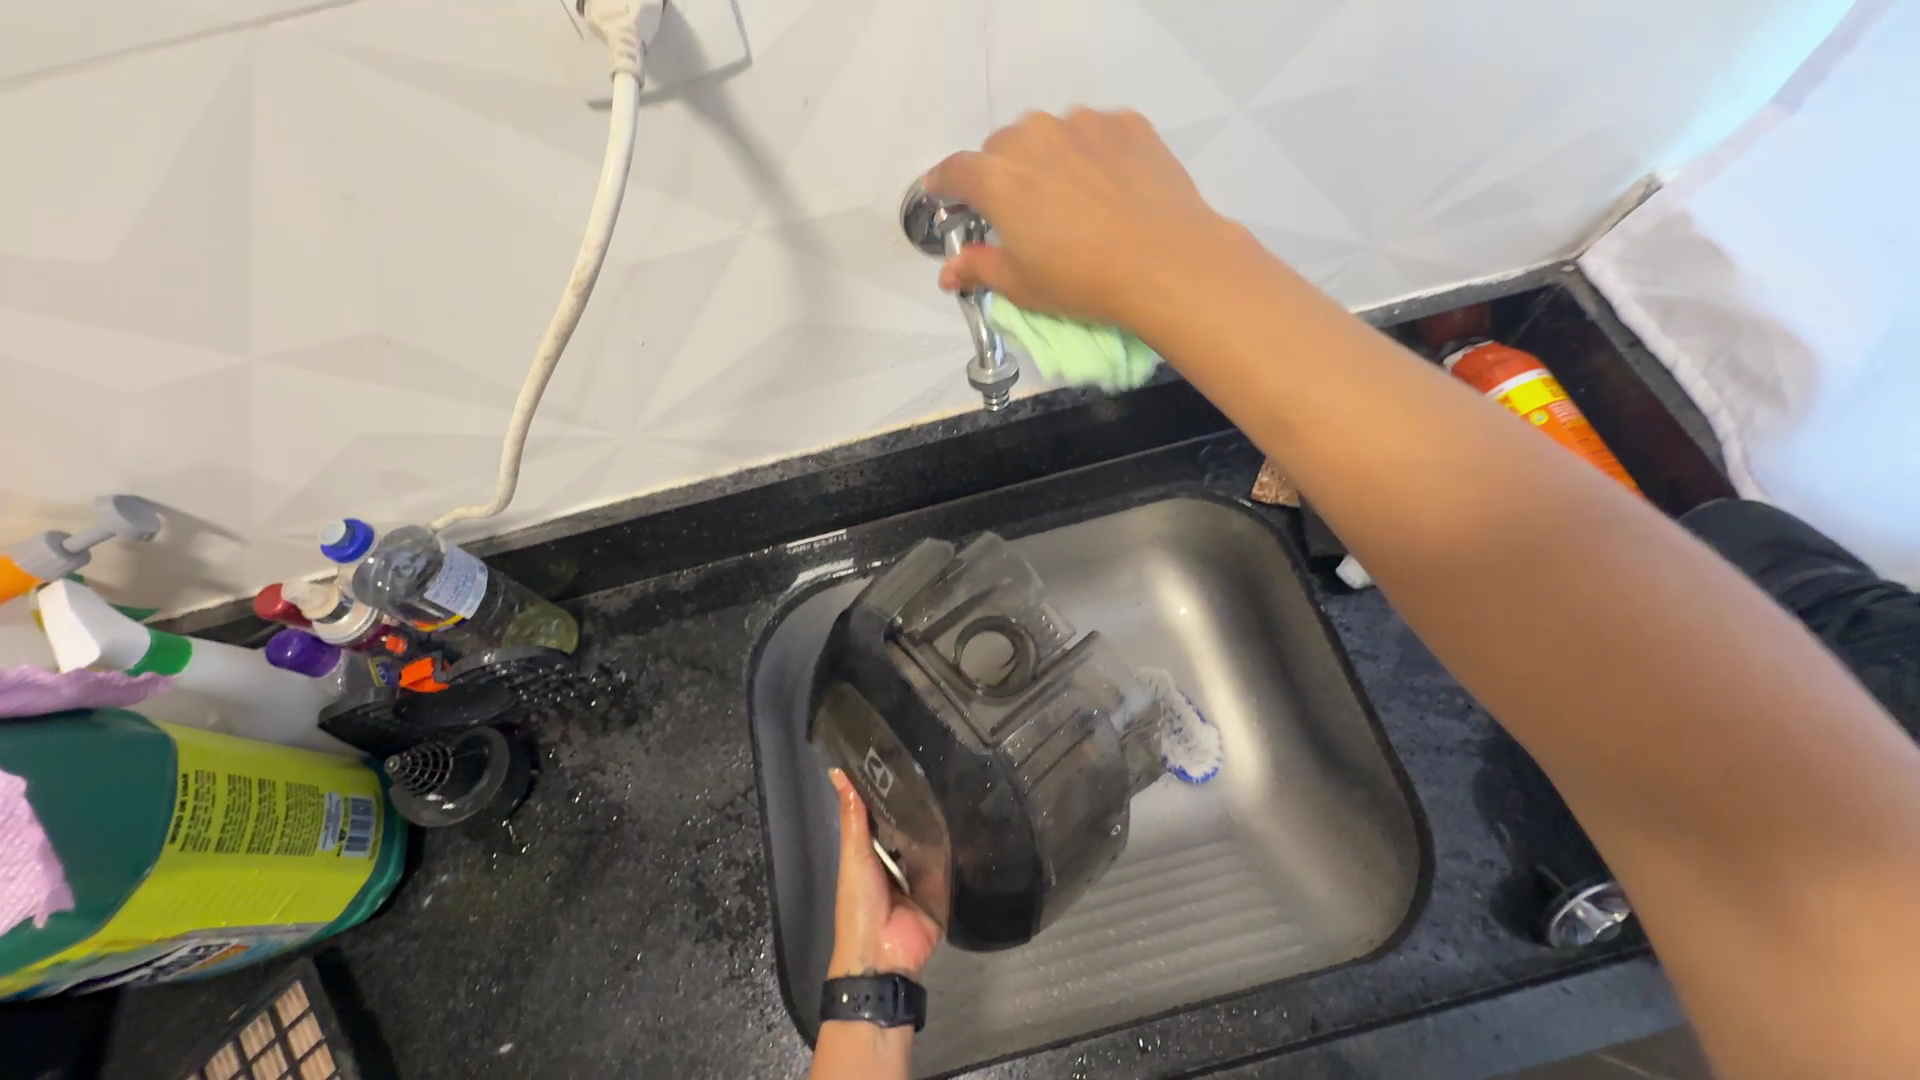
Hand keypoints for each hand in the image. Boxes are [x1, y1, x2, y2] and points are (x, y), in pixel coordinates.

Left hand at [827, 769, 941, 980]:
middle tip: (938, 763)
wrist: (883, 953)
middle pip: (911, 825)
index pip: (885, 813)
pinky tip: (970, 816)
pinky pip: (950, 861)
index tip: (904, 753)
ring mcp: (922, 872)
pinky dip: (956, 845)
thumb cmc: (860, 902)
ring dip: (940, 821)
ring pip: (932, 840)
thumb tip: (838, 772)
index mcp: (874, 851)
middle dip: (921, 803)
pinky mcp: (942, 886)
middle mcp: (899, 858)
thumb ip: (853, 817)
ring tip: (958, 781)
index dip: (892, 789)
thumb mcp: (854, 856)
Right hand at [924, 108, 1248, 326]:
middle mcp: (1034, 137)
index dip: (944, 186)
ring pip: (1049, 136)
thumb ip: (979, 269)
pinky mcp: (1125, 125)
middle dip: (1003, 177)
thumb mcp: (1022, 285)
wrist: (1166, 262)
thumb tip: (949, 272)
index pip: (954, 172)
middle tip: (1022, 215)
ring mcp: (1082, 124)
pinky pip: (1095, 135)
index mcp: (997, 178)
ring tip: (1073, 202)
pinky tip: (1109, 190)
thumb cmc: (1082, 281)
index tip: (945, 197)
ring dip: (1049, 161)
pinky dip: (1092, 155)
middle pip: (1002, 150)